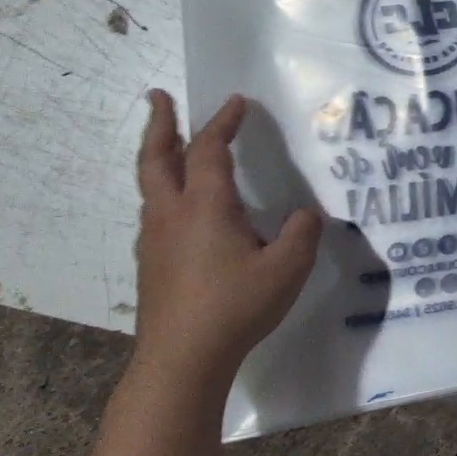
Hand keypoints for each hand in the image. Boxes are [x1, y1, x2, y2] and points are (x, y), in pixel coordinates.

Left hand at [132, 90, 321, 391]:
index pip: (210, 151)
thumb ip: (303, 232)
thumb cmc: (236, 305)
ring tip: (173, 145)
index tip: (237, 102)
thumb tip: (305, 215)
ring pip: (151, 185)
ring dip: (159, 156)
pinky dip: (166, 188)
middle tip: (159, 98)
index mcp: (205, 207)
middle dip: (160, 125)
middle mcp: (172, 215)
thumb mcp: (289, 266)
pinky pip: (156, 210)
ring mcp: (154, 239)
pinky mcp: (152, 262)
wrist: (182, 358)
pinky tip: (184, 204)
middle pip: (157, 158)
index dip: (223, 123)